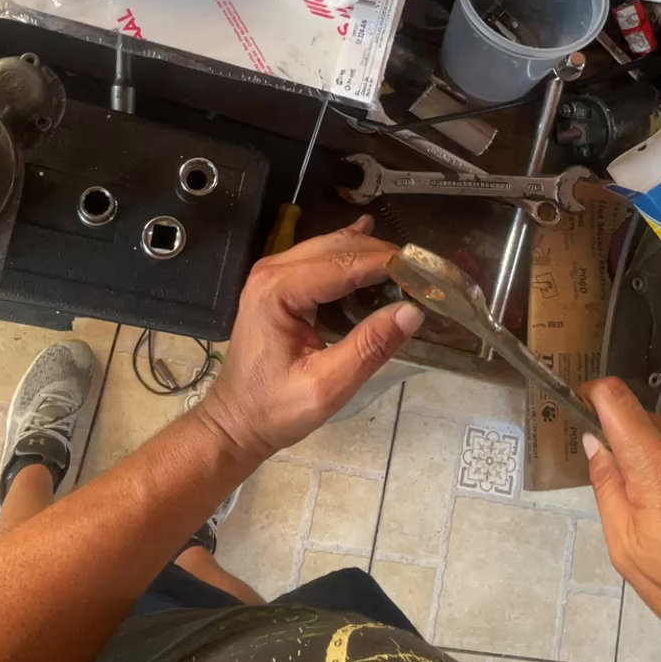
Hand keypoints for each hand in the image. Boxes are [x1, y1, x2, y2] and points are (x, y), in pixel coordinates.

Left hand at [199, 218, 423, 459]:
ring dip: (368, 252)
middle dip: (382, 254)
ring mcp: (271, 272)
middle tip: (423, 271)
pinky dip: (349, 253)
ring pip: (329, 246)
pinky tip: (372, 242)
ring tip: (408, 266)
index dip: (386, 264)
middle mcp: (272, 270)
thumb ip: (369, 347)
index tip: (425, 272)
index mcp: (278, 290)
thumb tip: (413, 311)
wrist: (235, 419)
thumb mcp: (326, 387)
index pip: (344, 264)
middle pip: (337, 247)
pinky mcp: (277, 281)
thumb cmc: (274, 409)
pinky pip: (319, 256)